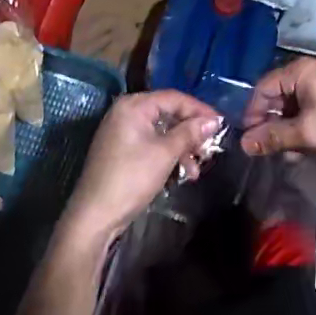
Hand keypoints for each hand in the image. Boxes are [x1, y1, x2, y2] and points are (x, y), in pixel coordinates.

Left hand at [59, 90, 222, 247]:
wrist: (95, 216)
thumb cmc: (131, 178)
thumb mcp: (165, 153)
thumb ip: (190, 132)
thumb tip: (214, 120)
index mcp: (133, 106)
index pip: (174, 98)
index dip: (199, 109)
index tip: (220, 124)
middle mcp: (126, 112)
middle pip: (168, 114)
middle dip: (191, 132)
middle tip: (210, 148)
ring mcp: (122, 131)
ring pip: (161, 131)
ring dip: (182, 148)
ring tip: (196, 169)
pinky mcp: (121, 150)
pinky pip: (151, 143)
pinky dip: (168, 155)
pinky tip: (182, 173)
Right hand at [240, 58, 315, 157]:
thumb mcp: (305, 133)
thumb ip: (272, 137)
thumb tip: (243, 143)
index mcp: (299, 70)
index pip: (262, 88)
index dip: (252, 114)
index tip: (249, 140)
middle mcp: (310, 70)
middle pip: (278, 96)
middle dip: (272, 124)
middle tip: (269, 150)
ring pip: (294, 105)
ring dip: (288, 129)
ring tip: (290, 153)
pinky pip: (309, 108)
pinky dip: (304, 126)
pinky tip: (307, 146)